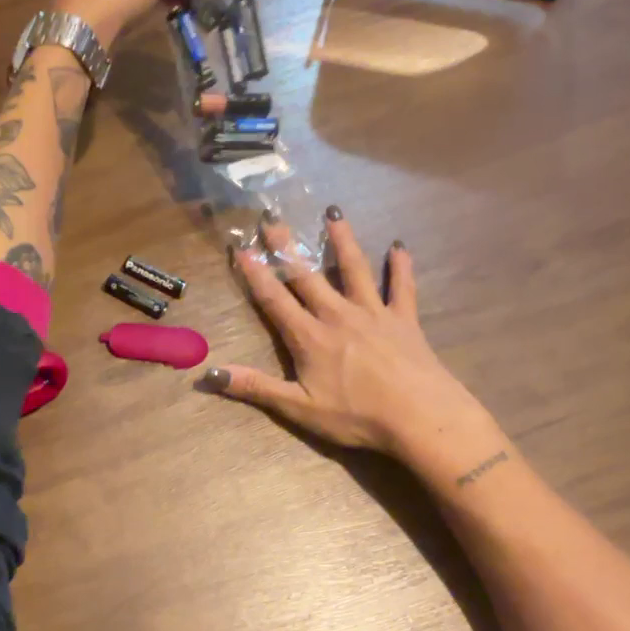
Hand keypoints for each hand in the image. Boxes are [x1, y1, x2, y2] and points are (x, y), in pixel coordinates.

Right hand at [205, 208, 504, 474]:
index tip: (240, 248)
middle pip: (307, 275)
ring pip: (354, 269)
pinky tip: (399, 246)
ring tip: (333, 213)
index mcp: (309, 337)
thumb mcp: (298, 407)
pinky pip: (402, 287)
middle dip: (287, 247)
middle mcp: (338, 315)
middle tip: (272, 218)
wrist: (420, 417)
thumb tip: (209, 373)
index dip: (255, 274)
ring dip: (342, 241)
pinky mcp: (404, 319)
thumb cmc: (356, 416)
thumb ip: (255, 387)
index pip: (275, 299)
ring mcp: (374, 313)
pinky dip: (400, 266)